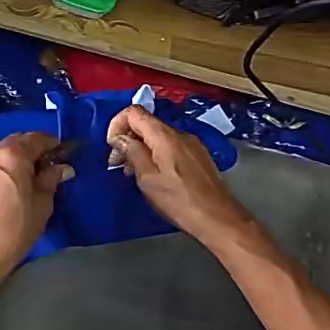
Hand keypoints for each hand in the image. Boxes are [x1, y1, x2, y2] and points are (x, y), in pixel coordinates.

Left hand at [0, 133, 73, 281]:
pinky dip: (7, 164)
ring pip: (5, 150)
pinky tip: (15, 181)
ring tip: (33, 174)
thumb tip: (62, 168)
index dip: (52, 143)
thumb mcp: (43, 202)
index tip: (63, 152)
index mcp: (13, 155)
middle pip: (18, 141)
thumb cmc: (17, 227)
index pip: (37, 138)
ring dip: (20, 156)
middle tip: (50, 164)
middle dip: (35, 148)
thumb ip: (52, 179)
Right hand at [106, 106, 257, 247]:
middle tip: (119, 165)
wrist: (217, 217)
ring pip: (158, 137)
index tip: (113, 148)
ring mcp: (192, 144)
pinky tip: (156, 177)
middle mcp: (179, 133)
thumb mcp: (147, 178)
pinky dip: (157, 155)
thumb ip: (132, 152)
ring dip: (142, 149)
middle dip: (128, 140)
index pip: (134, 112)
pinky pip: (171, 147)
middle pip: (146, 124)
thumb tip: (120, 138)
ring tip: (135, 174)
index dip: (117, 125)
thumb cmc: (179, 200)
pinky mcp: (199, 156)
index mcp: (164, 135)